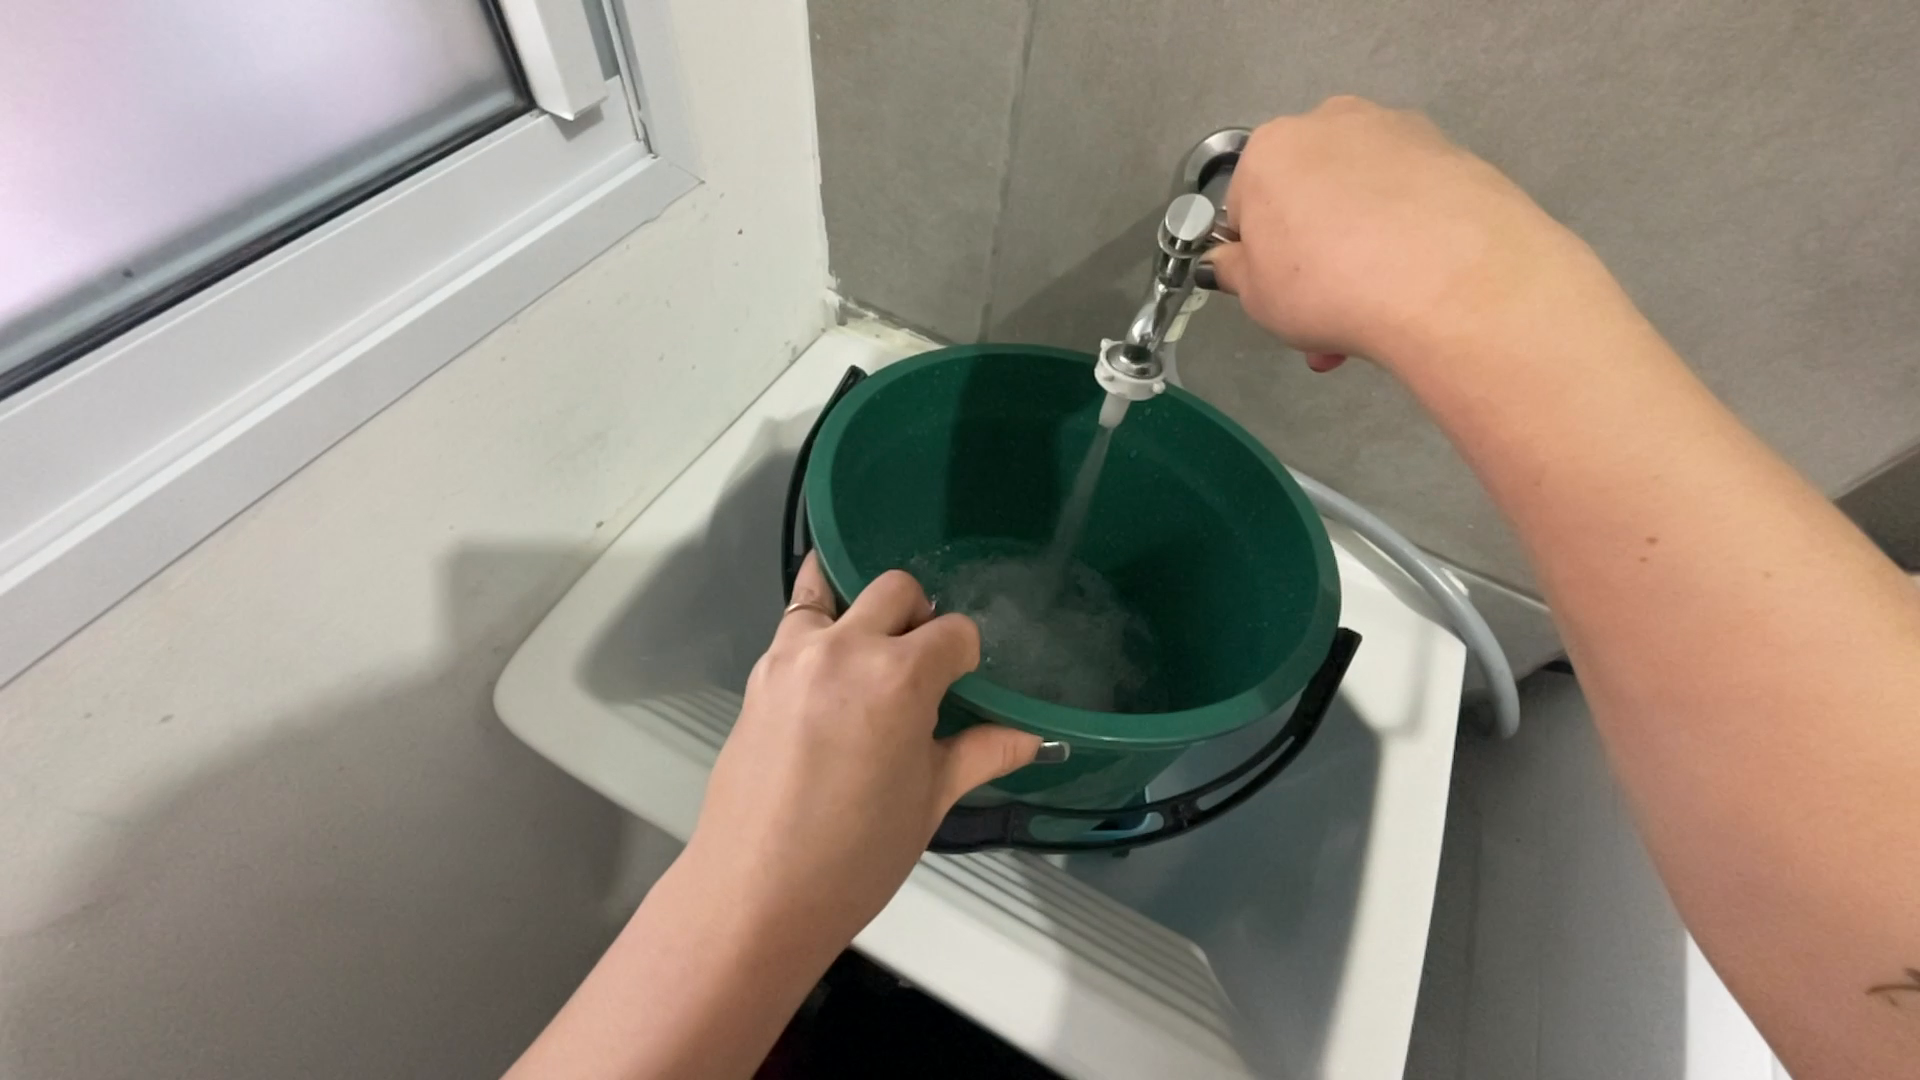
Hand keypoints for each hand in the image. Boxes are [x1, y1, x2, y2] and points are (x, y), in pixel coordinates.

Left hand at [685, 554, 1040, 949]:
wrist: (755, 894)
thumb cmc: (858, 854)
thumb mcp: (930, 800)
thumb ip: (982, 753)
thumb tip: (1032, 739)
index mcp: (899, 678)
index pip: (954, 631)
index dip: (966, 656)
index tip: (961, 686)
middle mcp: (846, 647)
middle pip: (897, 588)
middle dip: (920, 615)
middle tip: (918, 666)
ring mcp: (795, 653)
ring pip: (837, 588)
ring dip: (864, 609)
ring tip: (869, 657)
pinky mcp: (760, 670)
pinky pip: (795, 619)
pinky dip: (820, 623)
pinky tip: (831, 666)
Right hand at [1207, 96, 1598, 372]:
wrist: (1447, 281)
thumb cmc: (1325, 285)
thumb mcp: (1252, 295)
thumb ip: (1233, 270)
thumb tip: (1229, 259)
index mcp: (1269, 151)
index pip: (1243, 206)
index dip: (1254, 255)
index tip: (1271, 288)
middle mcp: (1332, 122)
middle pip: (1304, 198)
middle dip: (1308, 255)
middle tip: (1317, 311)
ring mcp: (1398, 131)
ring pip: (1356, 204)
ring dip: (1351, 255)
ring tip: (1364, 315)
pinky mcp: (1453, 152)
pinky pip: (1405, 203)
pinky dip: (1398, 241)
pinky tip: (1405, 289)